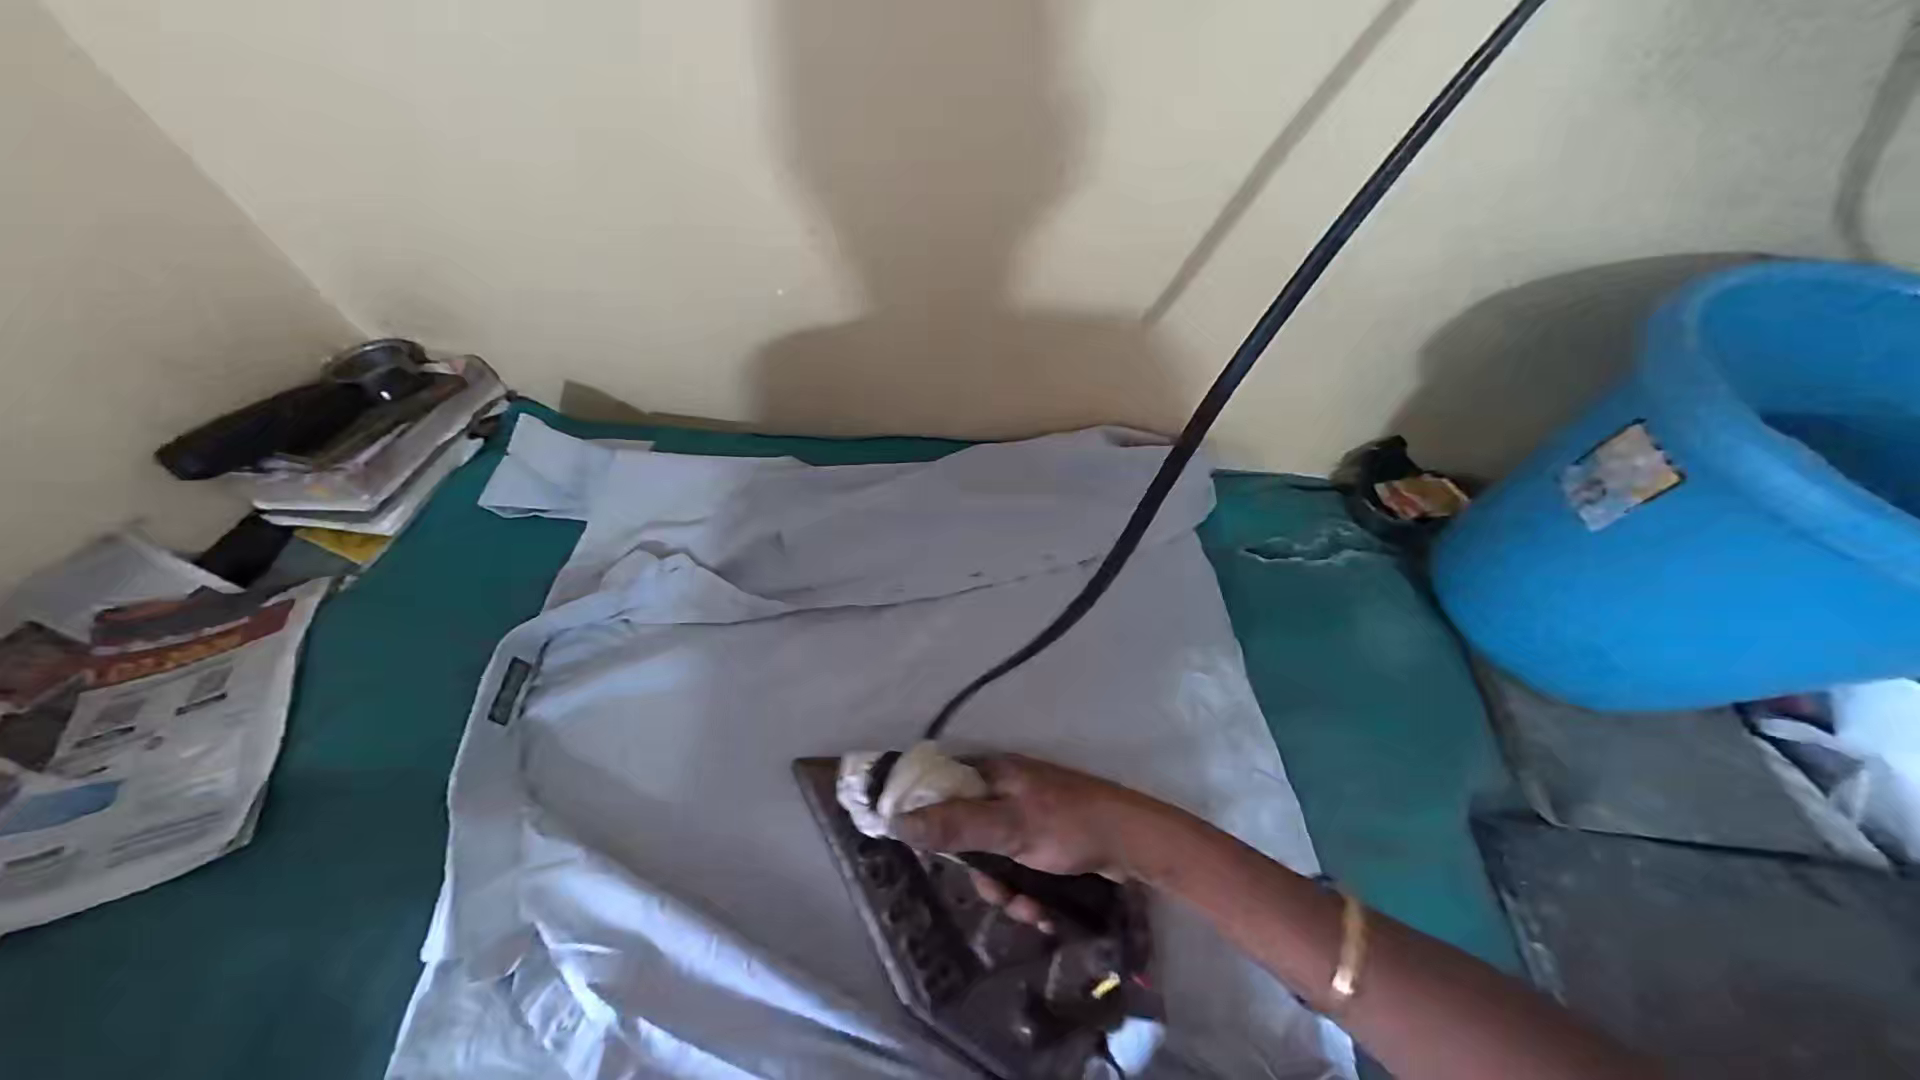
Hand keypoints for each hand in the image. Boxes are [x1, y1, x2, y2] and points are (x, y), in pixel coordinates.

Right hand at [891, 754, 1189, 923]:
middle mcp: (1002, 788)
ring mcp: (1024, 814)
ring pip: (991, 857)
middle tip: (1000, 894)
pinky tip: (1044, 910)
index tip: (926, 852)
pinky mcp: (1042, 839)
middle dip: (982, 873)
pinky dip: (1026, 891)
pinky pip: (1016, 866)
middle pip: (964, 832)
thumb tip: (896, 819)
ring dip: (1008, 891)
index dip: (925, 817)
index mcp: (991, 772)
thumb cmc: (1069, 826)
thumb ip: (954, 824)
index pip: (939, 786)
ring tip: (1032, 909)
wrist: (1134, 843)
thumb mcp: (1009, 828)